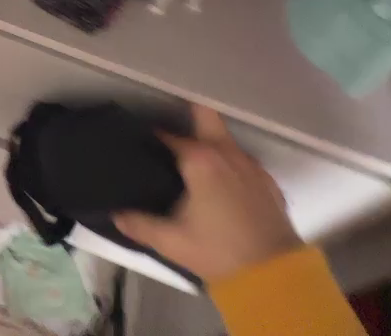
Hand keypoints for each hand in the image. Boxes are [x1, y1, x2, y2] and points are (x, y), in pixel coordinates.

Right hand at [113, 104, 301, 281]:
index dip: (154, 137)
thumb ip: (140, 224)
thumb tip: (116, 214)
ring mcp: (251, 165)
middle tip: (174, 132)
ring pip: (226, 139)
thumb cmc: (219, 251)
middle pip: (205, 113)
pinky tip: (225, 188)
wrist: (274, 277)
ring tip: (196, 165)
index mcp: (200, 159)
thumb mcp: (173, 242)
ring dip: (211, 144)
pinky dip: (232, 167)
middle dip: (189, 113)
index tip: (143, 143)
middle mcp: (226, 152)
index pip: (169, 136)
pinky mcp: (268, 182)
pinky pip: (244, 163)